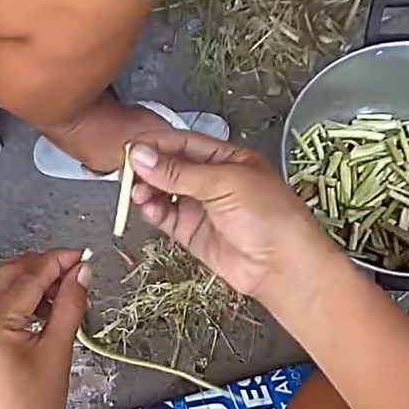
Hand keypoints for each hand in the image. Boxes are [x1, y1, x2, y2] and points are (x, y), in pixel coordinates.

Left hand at [0, 250, 89, 408]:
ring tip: (64, 295)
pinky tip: (43, 311)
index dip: (60, 262)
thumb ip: (70, 306)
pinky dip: (19, 302)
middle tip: (77, 273)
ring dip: (32, 284)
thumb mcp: (58, 353)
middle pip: (10, 274)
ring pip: (1, 288)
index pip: (29, 276)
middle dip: (45, 268)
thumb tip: (81, 275)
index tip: (83, 258)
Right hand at [127, 130, 340, 307]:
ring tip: (136, 192)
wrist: (282, 265)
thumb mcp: (224, 183)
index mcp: (227, 158)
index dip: (157, 144)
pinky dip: (153, 211)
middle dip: (148, 167)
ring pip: (164, 192)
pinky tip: (147, 207)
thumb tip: (140, 155)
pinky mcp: (193, 233)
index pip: (184, 143)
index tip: (131, 147)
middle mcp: (212, 181)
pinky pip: (166, 217)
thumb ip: (179, 171)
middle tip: (126, 170)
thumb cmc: (267, 215)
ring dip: (147, 189)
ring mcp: (202, 208)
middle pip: (170, 167)